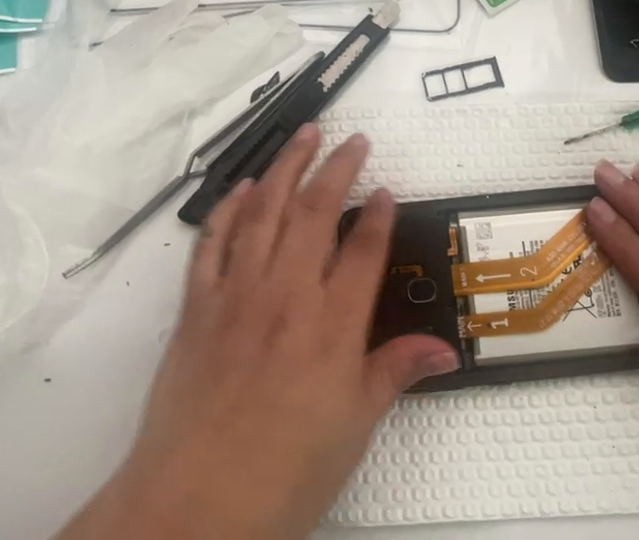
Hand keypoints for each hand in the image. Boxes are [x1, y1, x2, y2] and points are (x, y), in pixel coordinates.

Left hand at [63, 126, 457, 539]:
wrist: (194, 504)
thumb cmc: (284, 472)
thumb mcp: (354, 427)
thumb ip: (394, 373)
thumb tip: (444, 351)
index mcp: (331, 326)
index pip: (362, 250)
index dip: (377, 215)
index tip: (386, 189)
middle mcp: (285, 296)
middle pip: (314, 213)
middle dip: (337, 169)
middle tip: (353, 140)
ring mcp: (236, 295)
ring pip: (263, 212)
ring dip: (285, 168)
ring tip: (303, 136)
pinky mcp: (196, 307)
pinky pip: (212, 242)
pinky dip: (228, 208)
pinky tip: (242, 188)